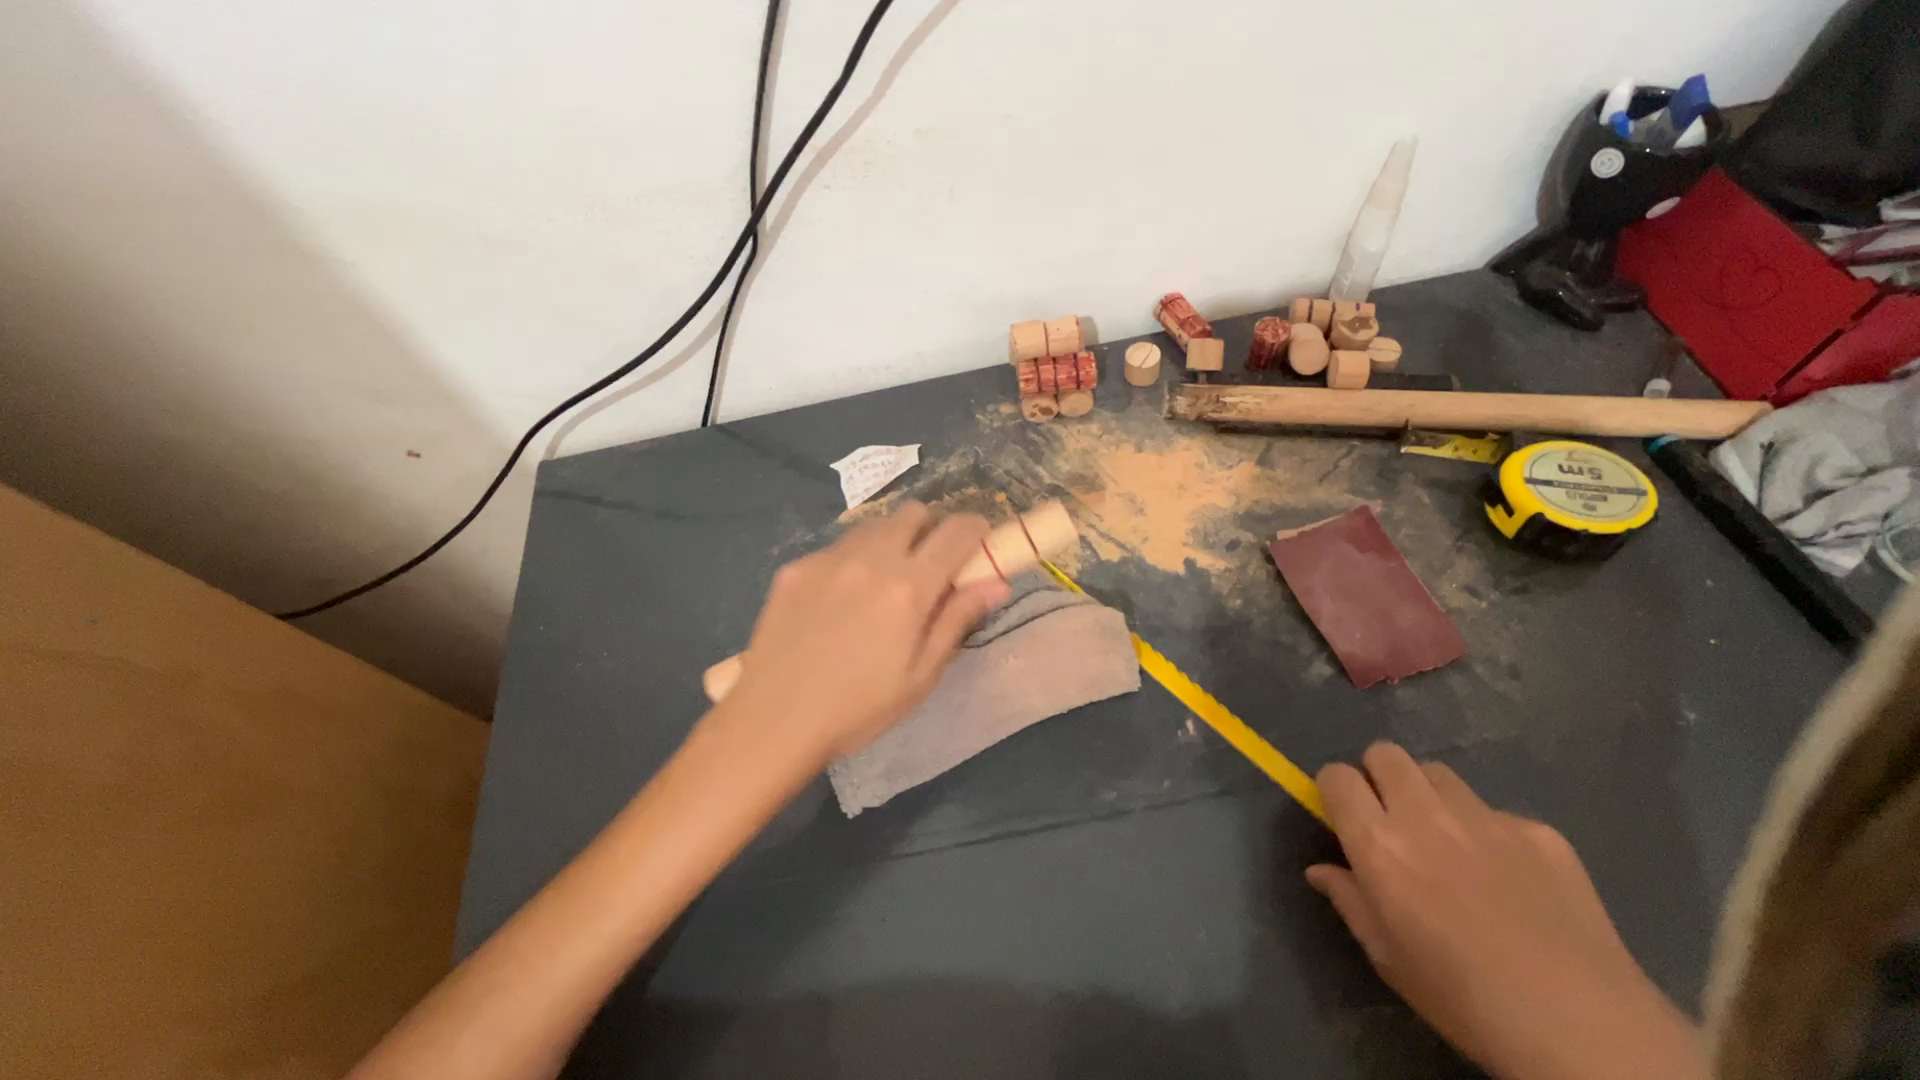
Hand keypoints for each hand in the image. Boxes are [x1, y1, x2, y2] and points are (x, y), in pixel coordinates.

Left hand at [722, 502, 1010, 764]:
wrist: (774, 720)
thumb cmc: (859, 708)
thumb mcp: (921, 675)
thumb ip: (957, 620)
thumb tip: (996, 583)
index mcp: (909, 587)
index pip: (956, 532)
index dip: (976, 529)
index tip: (980, 542)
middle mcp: (870, 558)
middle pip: (913, 512)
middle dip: (930, 530)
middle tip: (929, 567)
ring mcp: (828, 559)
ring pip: (873, 526)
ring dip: (891, 542)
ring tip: (882, 585)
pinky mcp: (796, 568)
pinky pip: (837, 547)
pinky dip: (853, 561)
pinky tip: (840, 602)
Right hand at [1307, 743, 1704, 1079]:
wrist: (1580, 1024)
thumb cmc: (1462, 997)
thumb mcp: (1387, 957)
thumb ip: (1350, 901)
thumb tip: (1323, 870)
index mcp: (1379, 844)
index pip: (1338, 777)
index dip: (1335, 791)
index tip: (1344, 817)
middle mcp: (1427, 815)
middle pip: (1387, 753)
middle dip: (1380, 777)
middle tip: (1392, 820)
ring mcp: (1488, 817)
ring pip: (1440, 774)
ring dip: (1430, 796)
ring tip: (1448, 842)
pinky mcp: (1540, 830)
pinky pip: (1497, 812)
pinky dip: (1489, 832)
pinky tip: (1510, 880)